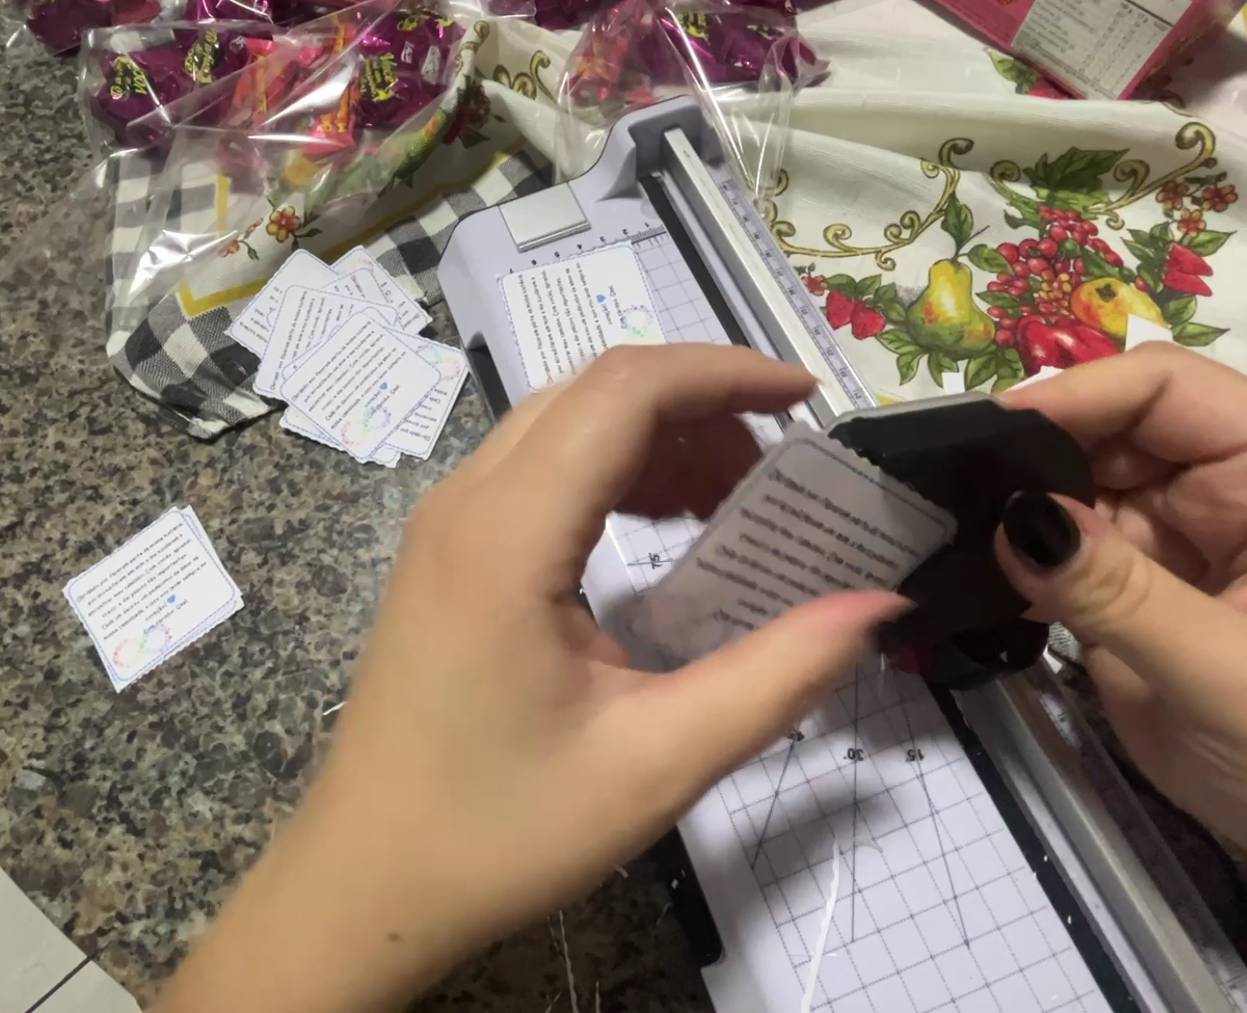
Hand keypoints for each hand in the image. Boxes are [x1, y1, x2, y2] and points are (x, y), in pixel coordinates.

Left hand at [160, 345, 906, 1012]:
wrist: (371, 873)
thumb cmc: (503, 828)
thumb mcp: (657, 762)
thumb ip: (777, 675)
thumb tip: (876, 604)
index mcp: (508, 536)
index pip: (622, 393)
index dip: (721, 374)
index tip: (802, 397)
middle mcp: (467, 501)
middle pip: (594, 392)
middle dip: (698, 403)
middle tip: (775, 467)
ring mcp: (448, 519)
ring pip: (566, 421)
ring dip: (656, 435)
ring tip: (728, 498)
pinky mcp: (449, 545)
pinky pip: (540, 465)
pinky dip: (613, 467)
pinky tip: (660, 522)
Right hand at [994, 343, 1246, 1008]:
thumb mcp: (1244, 683)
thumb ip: (1124, 598)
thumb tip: (1011, 518)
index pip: (1175, 392)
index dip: (1084, 393)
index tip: (990, 429)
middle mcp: (1221, 501)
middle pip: (1107, 435)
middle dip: (1028, 449)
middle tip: (941, 482)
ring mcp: (1166, 553)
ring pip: (1067, 494)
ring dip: (1007, 505)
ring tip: (935, 521)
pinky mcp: (1124, 599)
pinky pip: (1053, 556)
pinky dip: (1007, 557)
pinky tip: (964, 567)